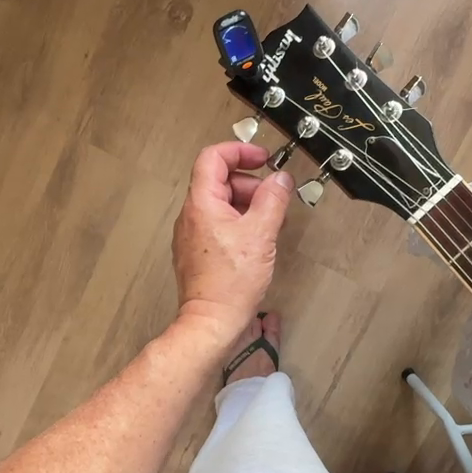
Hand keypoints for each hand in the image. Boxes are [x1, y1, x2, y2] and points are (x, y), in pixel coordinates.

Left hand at [171, 142, 293, 343]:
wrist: (213, 321)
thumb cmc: (230, 284)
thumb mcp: (261, 234)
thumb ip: (273, 200)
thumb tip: (281, 179)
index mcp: (201, 204)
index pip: (213, 158)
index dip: (239, 151)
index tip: (262, 158)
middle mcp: (190, 217)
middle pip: (218, 181)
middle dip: (249, 183)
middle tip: (272, 198)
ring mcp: (191, 236)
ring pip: (219, 205)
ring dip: (246, 205)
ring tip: (267, 223)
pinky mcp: (197, 253)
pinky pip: (217, 226)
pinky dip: (237, 224)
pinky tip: (255, 242)